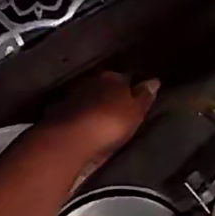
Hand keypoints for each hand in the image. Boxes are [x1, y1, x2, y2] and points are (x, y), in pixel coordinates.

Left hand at [37, 70, 157, 171]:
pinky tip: (88, 127)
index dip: (134, 89)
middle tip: (122, 111)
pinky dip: (84, 117)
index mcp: (113, 77)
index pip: (127, 78)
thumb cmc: (111, 122)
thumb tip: (154, 81)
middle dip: (113, 96)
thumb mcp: (136, 111)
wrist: (71, 138)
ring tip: (105, 121)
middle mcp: (92, 80)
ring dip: (97, 106)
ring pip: (91, 98)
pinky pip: (79, 112)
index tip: (138, 99)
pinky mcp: (60, 112)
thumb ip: (145, 96)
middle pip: (107, 87)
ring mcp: (74, 95)